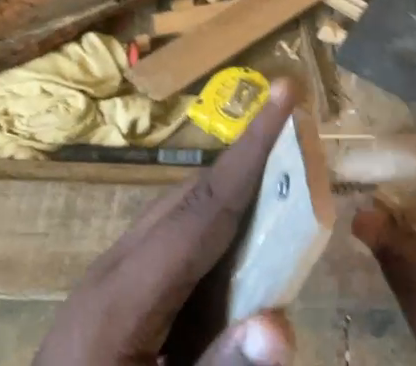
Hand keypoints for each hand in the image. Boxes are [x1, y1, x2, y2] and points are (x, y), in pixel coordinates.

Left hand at [34, 79, 303, 365]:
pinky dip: (216, 235)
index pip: (204, 205)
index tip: (285, 91)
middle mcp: (115, 270)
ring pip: (183, 215)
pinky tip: (241, 258)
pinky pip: (172, 244)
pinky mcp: (112, 295)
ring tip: (287, 190)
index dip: (252, 149)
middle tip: (307, 142)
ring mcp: (108, 279)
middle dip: (252, 163)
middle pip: (194, 198)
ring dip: (236, 198)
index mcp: (125, 294)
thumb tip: (281, 324)